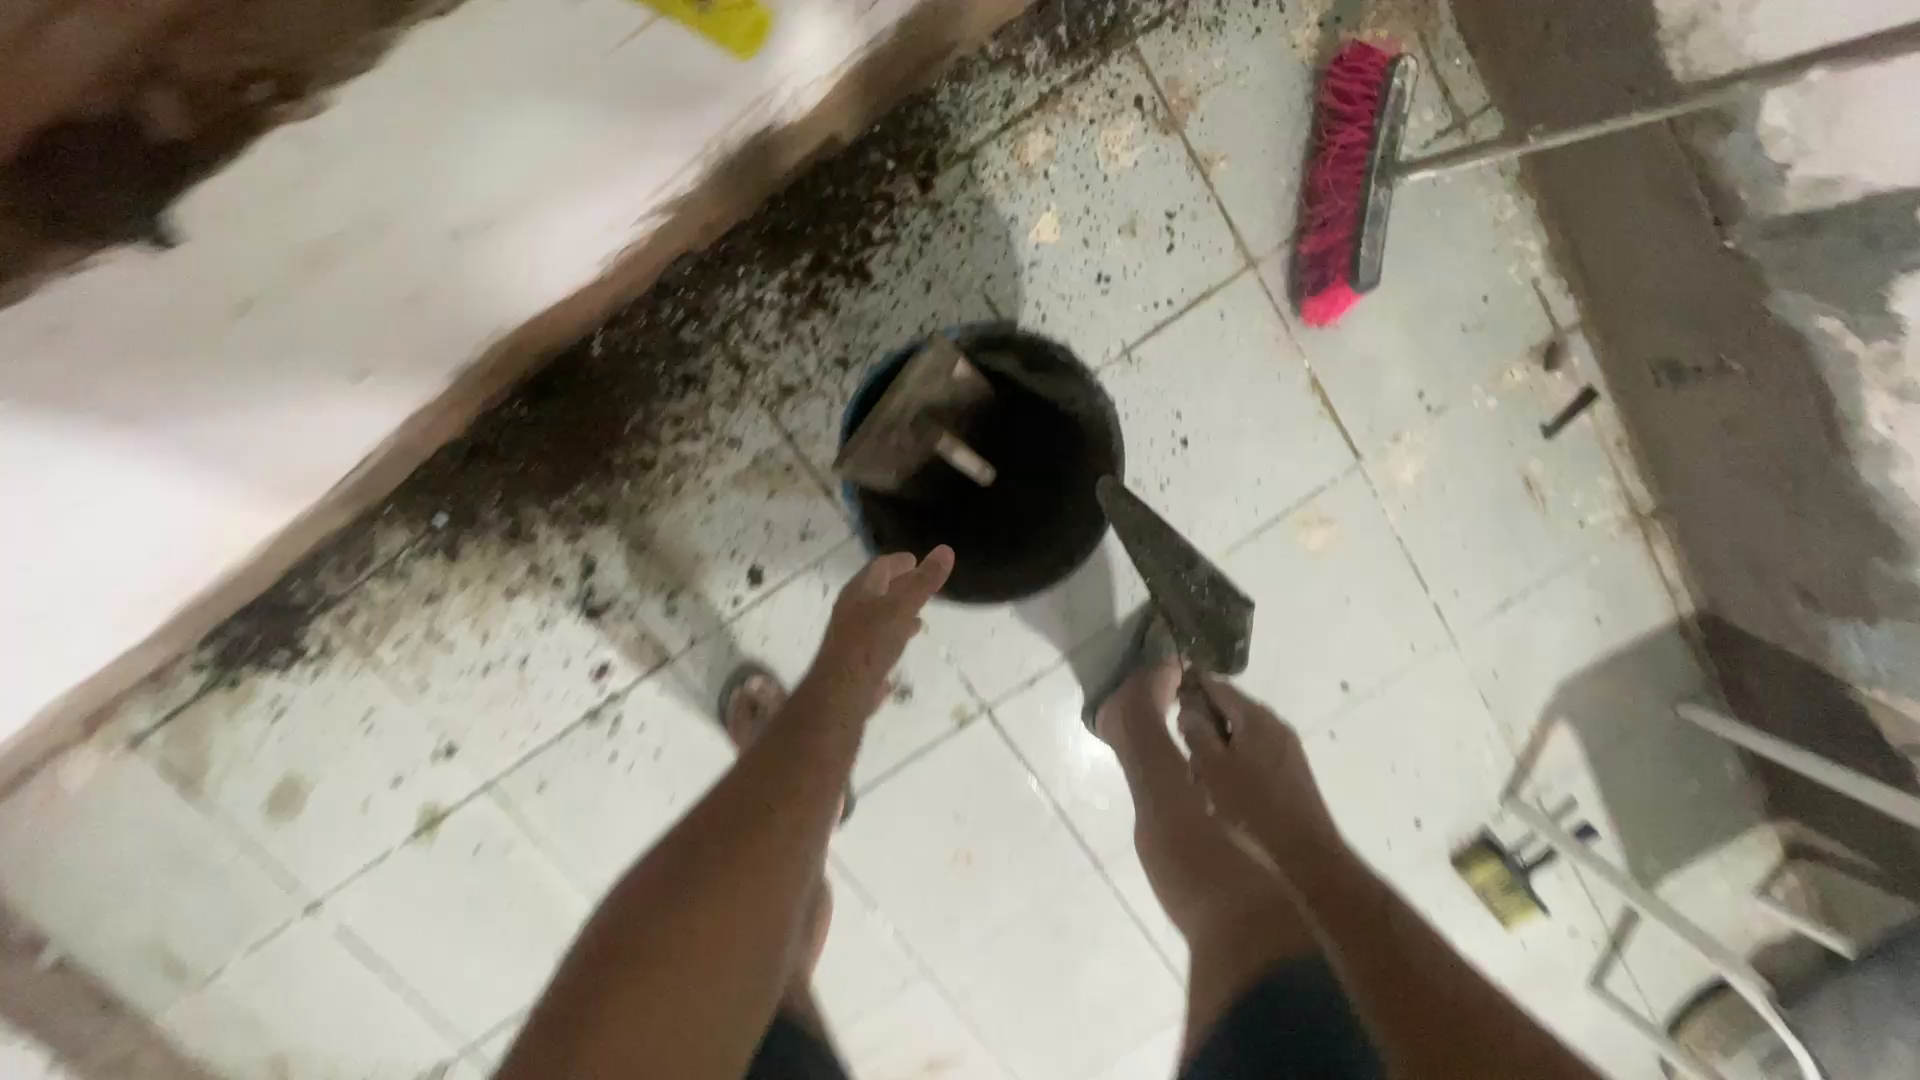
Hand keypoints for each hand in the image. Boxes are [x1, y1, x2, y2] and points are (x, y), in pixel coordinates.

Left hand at [800, 546, 955, 719]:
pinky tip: (905, 641)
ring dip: (898, 610)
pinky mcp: (856, 658)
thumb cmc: (871, 643)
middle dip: (899, 585)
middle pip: (878, 590)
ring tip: (919, 614)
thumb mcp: (902, 608)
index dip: (898, 561)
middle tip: (920, 583)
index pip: (879, 567)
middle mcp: (852, 609)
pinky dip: (894, 632)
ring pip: (879, 615)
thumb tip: (946, 550)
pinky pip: (878, 638)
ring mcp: (852, 635)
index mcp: (859, 591)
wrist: (842, 692)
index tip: (915, 559)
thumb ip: (923, 582)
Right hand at [1177, 677, 1343, 867]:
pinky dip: (1235, 762)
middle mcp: (1275, 725)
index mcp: (1256, 717)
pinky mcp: (1292, 772)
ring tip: (1201, 776)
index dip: (1191, 690)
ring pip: (1242, 735)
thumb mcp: (1211, 767)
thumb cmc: (1251, 808)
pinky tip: (1223, 789)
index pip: (1217, 686)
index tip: (1169, 707)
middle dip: (1204, 724)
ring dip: (1218, 747)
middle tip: (1183, 749)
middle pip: (1231, 710)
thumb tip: (1188, 707)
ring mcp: (1287, 748)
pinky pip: (1255, 754)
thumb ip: (1196, 731)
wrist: (1305, 853)